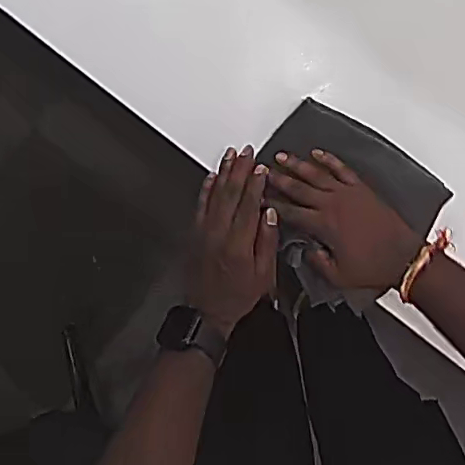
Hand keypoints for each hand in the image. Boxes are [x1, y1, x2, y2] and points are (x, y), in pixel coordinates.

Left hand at [187, 146, 277, 335]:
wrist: (207, 312)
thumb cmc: (237, 297)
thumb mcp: (263, 276)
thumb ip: (266, 242)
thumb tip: (269, 214)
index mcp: (238, 245)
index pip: (248, 206)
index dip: (256, 184)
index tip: (261, 168)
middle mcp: (219, 234)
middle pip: (230, 194)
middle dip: (240, 170)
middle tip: (247, 152)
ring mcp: (204, 232)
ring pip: (214, 195)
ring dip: (223, 172)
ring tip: (230, 155)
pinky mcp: (195, 233)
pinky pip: (201, 204)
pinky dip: (207, 188)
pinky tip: (212, 176)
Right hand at [269, 149, 420, 291]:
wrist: (403, 257)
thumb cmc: (373, 267)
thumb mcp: (339, 276)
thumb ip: (317, 262)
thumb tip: (305, 250)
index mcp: (324, 225)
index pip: (291, 212)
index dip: (273, 204)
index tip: (260, 198)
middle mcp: (332, 204)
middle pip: (298, 188)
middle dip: (279, 179)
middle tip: (264, 172)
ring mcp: (346, 193)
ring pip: (315, 174)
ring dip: (297, 164)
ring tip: (282, 156)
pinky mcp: (360, 189)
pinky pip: (341, 169)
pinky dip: (328, 159)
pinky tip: (317, 153)